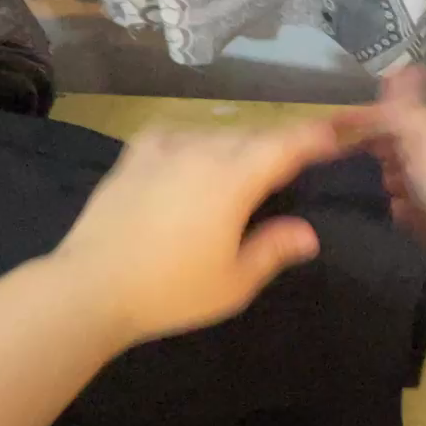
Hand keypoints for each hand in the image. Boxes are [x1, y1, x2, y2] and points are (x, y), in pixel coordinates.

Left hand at [51, 120, 345, 342]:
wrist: (90, 287)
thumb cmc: (171, 290)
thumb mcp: (234, 282)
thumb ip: (273, 250)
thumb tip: (308, 234)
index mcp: (234, 179)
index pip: (285, 145)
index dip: (314, 137)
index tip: (334, 135)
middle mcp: (203, 152)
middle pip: (253, 136)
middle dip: (279, 144)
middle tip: (295, 161)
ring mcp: (165, 150)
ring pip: (215, 134)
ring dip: (239, 145)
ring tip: (245, 166)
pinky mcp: (134, 157)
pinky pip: (175, 136)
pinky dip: (194, 142)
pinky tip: (192, 156)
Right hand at [337, 67, 425, 277]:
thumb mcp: (425, 134)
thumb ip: (407, 105)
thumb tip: (403, 65)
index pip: (405, 119)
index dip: (373, 119)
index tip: (337, 124)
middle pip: (408, 151)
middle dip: (384, 153)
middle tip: (357, 159)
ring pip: (411, 183)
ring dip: (393, 184)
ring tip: (376, 188)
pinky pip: (416, 215)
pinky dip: (404, 212)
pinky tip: (396, 213)